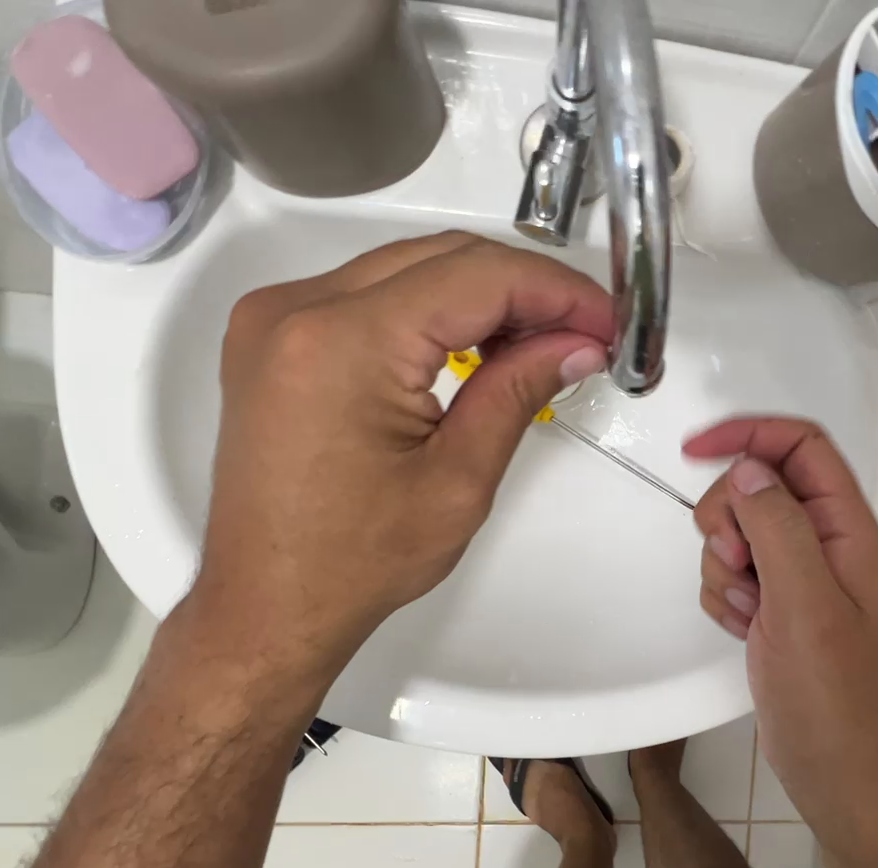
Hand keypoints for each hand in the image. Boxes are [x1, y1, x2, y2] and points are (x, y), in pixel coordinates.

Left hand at [181, 232, 615, 693]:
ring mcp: (276, 316)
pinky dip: (433, 308)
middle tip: (584, 331)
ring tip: (539, 341)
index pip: (476, 278)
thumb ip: (518, 392)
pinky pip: (371, 292)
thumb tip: (579, 343)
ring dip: (482, 294)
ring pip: (408, 267)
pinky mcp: (274, 335)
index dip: (556, 290)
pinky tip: (474, 345)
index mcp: (345, 343)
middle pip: (442, 257)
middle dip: (525, 286)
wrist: (270, 600)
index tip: (607, 321)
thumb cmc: (361, 560)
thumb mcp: (459, 480)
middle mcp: (298, 308)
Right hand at [683, 418, 877, 829]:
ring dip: (724, 568)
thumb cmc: (831, 696)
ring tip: (750, 612)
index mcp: (845, 529)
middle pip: (755, 485)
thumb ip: (779, 528)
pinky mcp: (770, 602)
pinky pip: (726, 572)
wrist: (829, 770)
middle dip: (728, 520)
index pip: (799, 447)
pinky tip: (745, 630)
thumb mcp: (805, 605)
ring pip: (734, 531)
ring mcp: (793, 574)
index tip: (694, 451)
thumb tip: (749, 471)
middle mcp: (821, 542)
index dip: (749, 436)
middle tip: (739, 565)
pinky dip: (724, 596)